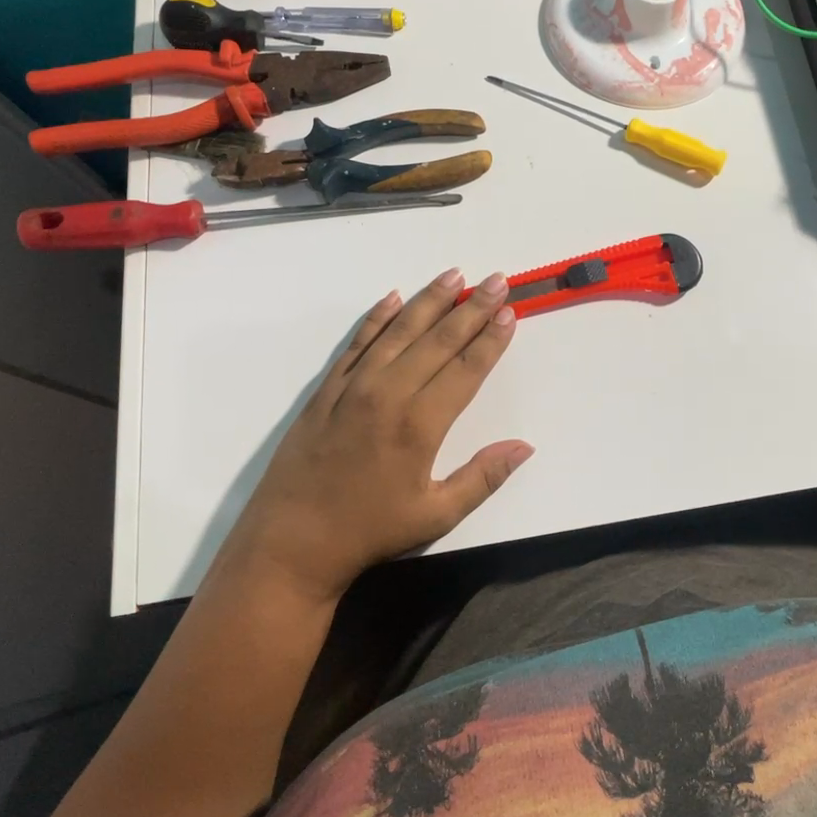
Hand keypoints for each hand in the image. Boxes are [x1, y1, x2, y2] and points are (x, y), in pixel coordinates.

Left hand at [218, 269, 531, 599]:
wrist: (292, 542)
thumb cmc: (370, 531)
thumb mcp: (436, 515)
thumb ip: (483, 477)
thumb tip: (525, 447)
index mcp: (419, 425)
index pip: (466, 370)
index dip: (491, 340)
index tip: (510, 313)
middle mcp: (388, 394)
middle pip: (438, 341)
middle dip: (471, 309)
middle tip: (496, 280)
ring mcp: (353, 387)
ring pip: (399, 332)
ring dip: (429, 301)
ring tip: (454, 275)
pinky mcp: (326, 390)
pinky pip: (357, 344)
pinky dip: (376, 318)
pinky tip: (393, 298)